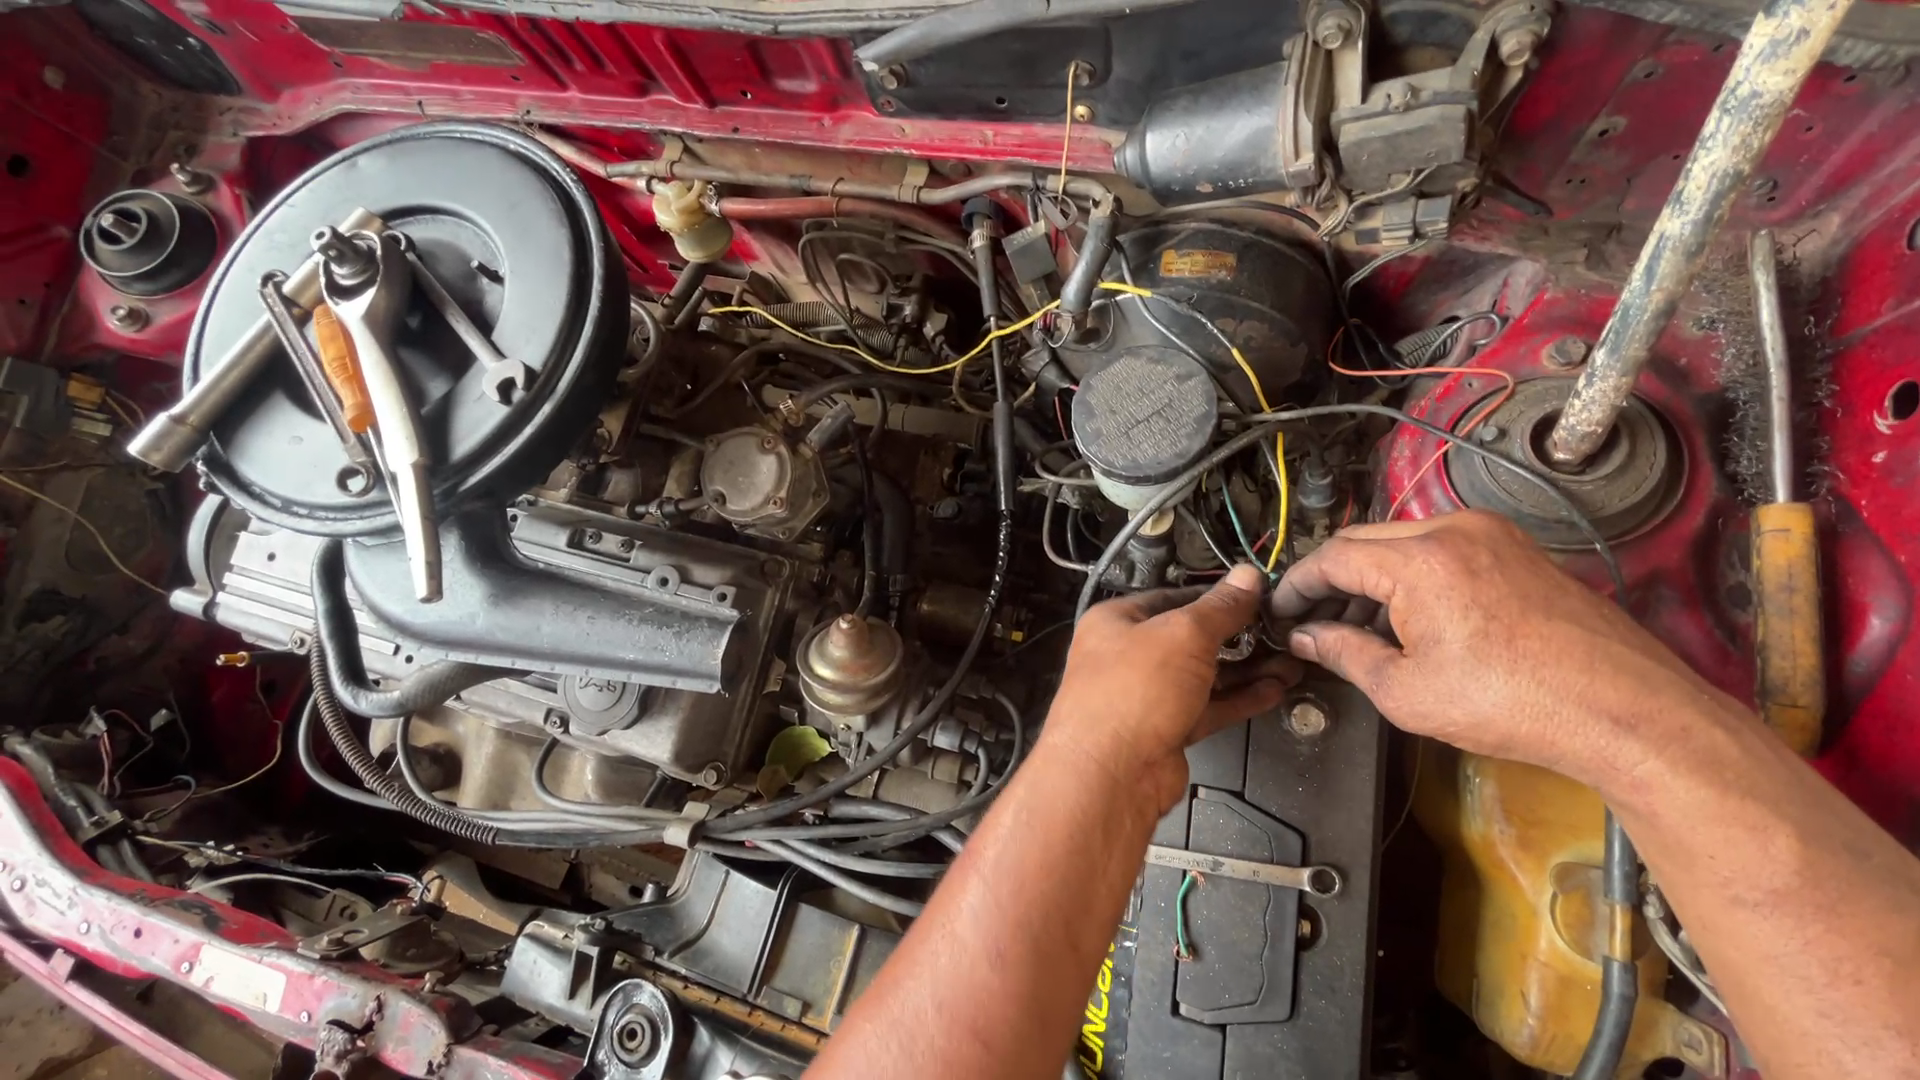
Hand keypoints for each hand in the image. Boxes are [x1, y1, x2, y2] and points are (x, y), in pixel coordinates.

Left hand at [1041, 564, 1301, 813]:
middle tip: (1278, 630)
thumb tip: (1247, 578)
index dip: (1213, 596)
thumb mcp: (1183, 635)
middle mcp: (1127, 656)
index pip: (1171, 597)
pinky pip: (1208, 707)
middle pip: (1190, 638)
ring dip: (1246, 669)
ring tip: (1288, 661)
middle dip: (1237, 636)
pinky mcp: (1166, 730)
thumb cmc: (1131, 692)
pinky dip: (1239, 699)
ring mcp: (1147, 696)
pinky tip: (1272, 690)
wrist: (1111, 774)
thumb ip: (1220, 608)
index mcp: (1116, 621)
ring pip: (1203, 675)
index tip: (1253, 594)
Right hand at [1269, 510, 1724, 785]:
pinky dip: (1410, 575)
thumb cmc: (1509, 704)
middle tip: (1312, 620)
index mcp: (1419, 560)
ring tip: (1357, 625)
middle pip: (1363, 541)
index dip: (1297, 585)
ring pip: (1401, 542)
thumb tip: (1306, 638)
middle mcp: (1453, 529)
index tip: (1279, 612)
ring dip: (1369, 577)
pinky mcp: (1518, 549)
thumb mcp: (1405, 690)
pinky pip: (1441, 548)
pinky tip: (1408, 617)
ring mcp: (1491, 534)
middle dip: (1329, 579)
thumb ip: (1343, 653)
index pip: (1331, 557)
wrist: (1627, 711)